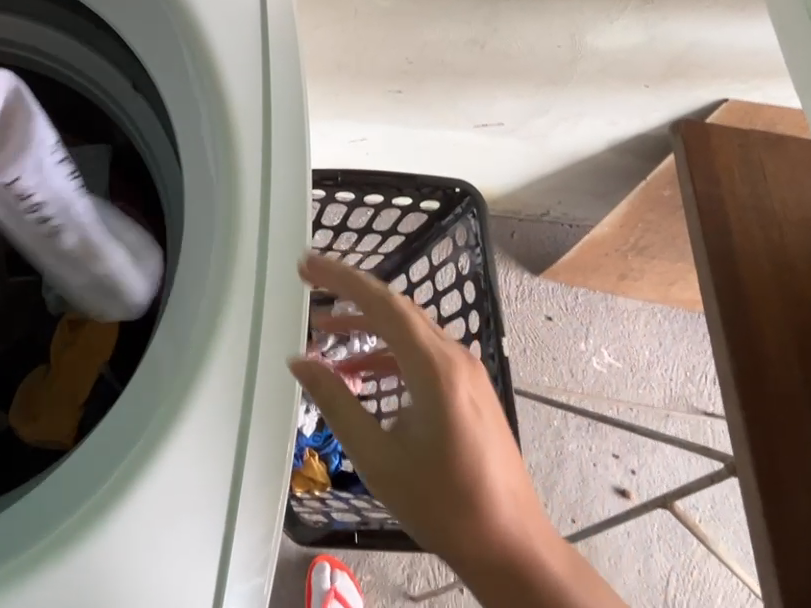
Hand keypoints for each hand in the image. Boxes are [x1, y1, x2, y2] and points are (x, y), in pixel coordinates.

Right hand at [290, 252, 545, 567]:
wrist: (510, 545)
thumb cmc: (442, 504)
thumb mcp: (377, 456)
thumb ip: (336, 401)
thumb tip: (300, 361)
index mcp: (434, 367)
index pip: (382, 303)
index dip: (342, 279)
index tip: (307, 264)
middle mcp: (454, 358)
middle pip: (396, 310)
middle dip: (350, 296)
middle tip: (310, 284)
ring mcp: (467, 373)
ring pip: (410, 332)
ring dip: (367, 328)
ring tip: (324, 333)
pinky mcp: (470, 390)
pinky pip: (423, 355)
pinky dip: (389, 354)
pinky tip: (362, 372)